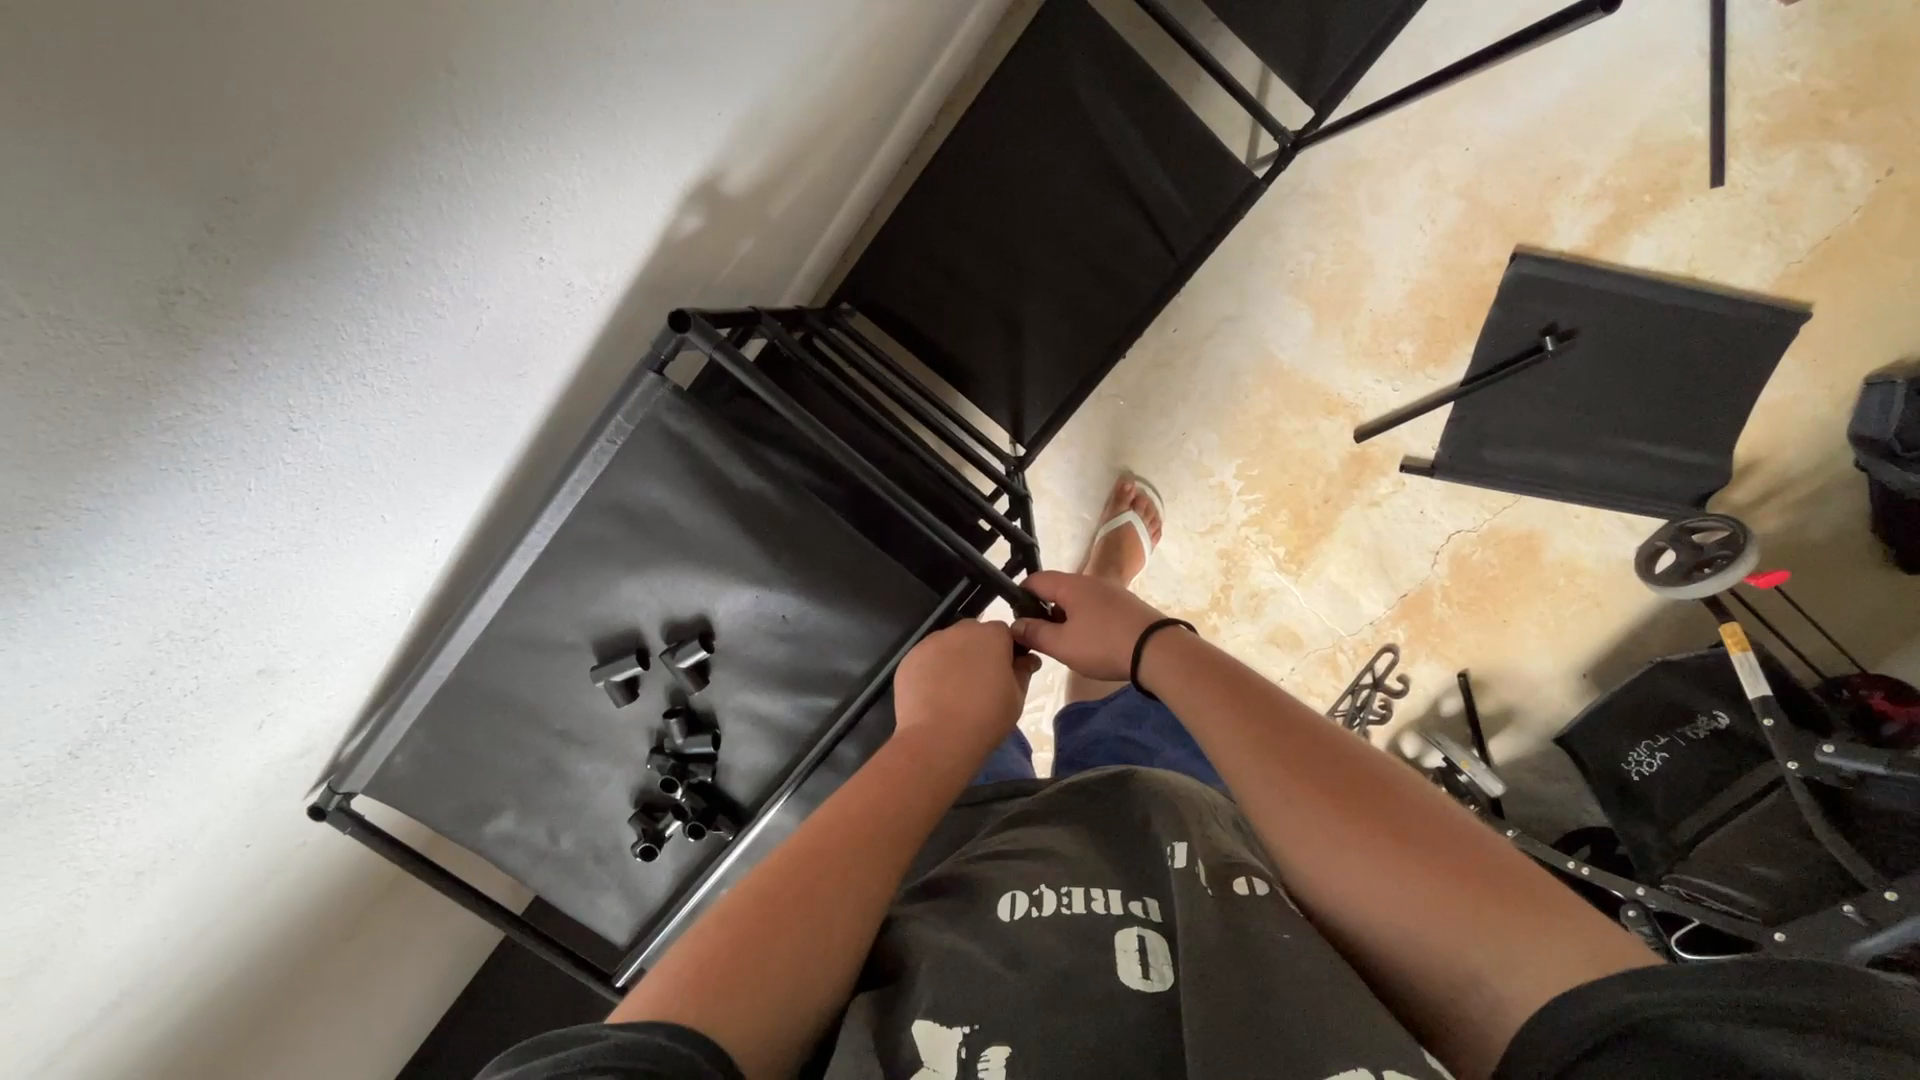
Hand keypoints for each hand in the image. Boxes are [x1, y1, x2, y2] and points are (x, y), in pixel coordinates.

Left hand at [893, 620, 1038, 745]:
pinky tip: (933, 695)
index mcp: (991, 635)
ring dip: (953, 659)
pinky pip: (926, 659)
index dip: (1006, 651)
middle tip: (979, 683)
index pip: (1003, 632)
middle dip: (978, 651)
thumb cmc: (986, 718)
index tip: (1005, 673)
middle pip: (973, 634)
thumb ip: (1022, 671)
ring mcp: (930, 643)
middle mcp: (960, 630)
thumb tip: (1027, 659)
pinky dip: (931, 671)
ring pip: (948, 645)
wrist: (938, 738)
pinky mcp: (909, 659)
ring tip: (953, 691)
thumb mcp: (1016, 698)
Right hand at [1009, 571, 1170, 681]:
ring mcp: (1112, 592)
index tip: (1017, 619)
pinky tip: (1090, 643)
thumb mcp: (1062, 644)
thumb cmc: (1104, 644)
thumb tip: (1015, 625)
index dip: (1020, 596)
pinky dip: (1086, 622)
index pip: (1036, 580)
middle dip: (1044, 611)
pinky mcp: (1127, 606)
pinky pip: (1096, 608)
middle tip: (1040, 637)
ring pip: (1078, 601)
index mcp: (1071, 585)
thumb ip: (1035, 634)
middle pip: (1057, 590)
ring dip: (1066, 618)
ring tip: (1065, 644)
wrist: (1158, 650)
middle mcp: (1091, 582)